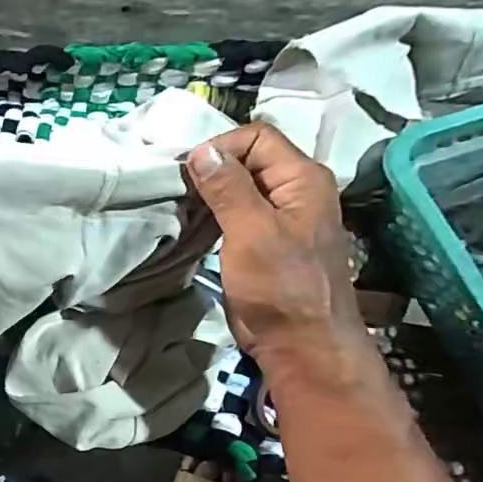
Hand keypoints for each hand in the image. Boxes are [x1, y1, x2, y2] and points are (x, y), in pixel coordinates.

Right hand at [185, 124, 364, 363]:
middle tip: (179, 191)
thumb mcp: (252, 231)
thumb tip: (202, 150)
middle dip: (214, 169)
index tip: (187, 172)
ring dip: (212, 194)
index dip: (221, 147)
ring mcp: (283, 220)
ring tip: (183, 208)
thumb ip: (228, 187)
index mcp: (303, 179)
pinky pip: (240, 216)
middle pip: (250, 160)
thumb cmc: (280, 286)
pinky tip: (196, 227)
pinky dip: (217, 215)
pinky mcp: (267, 245)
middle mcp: (297, 192)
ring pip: (243, 189)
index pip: (258, 137)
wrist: (301, 344)